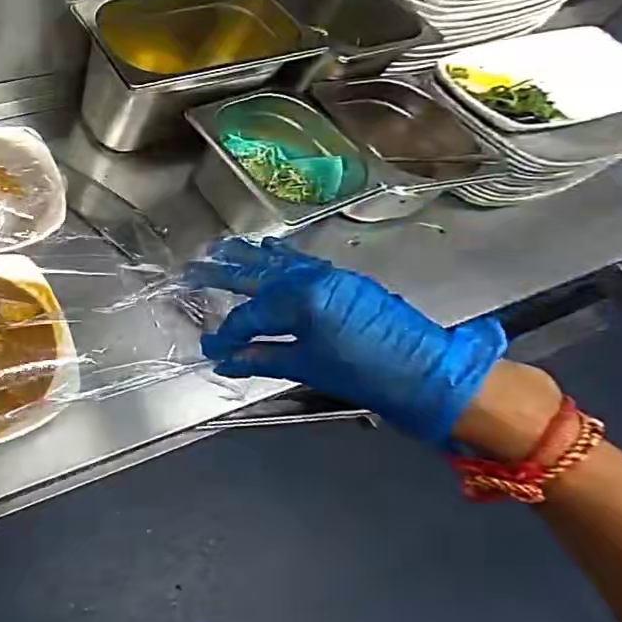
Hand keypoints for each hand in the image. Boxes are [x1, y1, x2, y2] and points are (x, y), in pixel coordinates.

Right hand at [185, 237, 507, 444]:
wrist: (427, 371)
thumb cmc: (365, 373)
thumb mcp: (307, 366)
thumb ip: (262, 357)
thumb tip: (225, 358)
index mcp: (300, 300)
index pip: (250, 315)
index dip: (227, 333)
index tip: (211, 346)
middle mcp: (311, 278)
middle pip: (257, 276)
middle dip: (223, 274)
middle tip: (193, 268)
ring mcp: (328, 274)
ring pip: (279, 262)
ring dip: (249, 257)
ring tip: (222, 248)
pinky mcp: (342, 278)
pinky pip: (301, 262)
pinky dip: (280, 258)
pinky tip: (268, 252)